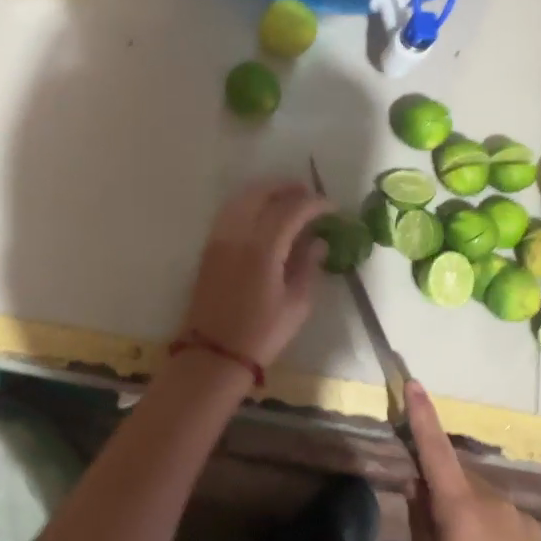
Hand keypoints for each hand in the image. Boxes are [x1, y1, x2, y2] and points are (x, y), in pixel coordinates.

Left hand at [180, 181, 331, 367]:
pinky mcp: (208, 249)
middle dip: (285, 188)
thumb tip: (318, 241)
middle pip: (260, 194)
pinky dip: (248, 205)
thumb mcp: (296, 304)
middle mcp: (236, 236)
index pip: (290, 211)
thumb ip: (307, 266)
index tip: (331, 207)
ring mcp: (218, 240)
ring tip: (287, 200)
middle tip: (307, 193)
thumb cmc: (261, 334)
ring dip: (264, 193)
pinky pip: (229, 213)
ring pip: (240, 200)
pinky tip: (263, 216)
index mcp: (261, 249)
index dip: (313, 204)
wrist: (214, 353)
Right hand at [403, 382, 540, 540]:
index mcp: (459, 506)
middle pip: (456, 474)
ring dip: (464, 508)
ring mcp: (520, 515)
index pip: (435, 449)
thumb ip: (420, 520)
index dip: (422, 415)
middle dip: (439, 482)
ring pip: (480, 497)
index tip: (414, 383)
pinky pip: (502, 516)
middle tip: (428, 519)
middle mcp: (492, 499)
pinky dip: (487, 526)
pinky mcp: (537, 534)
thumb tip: (417, 484)